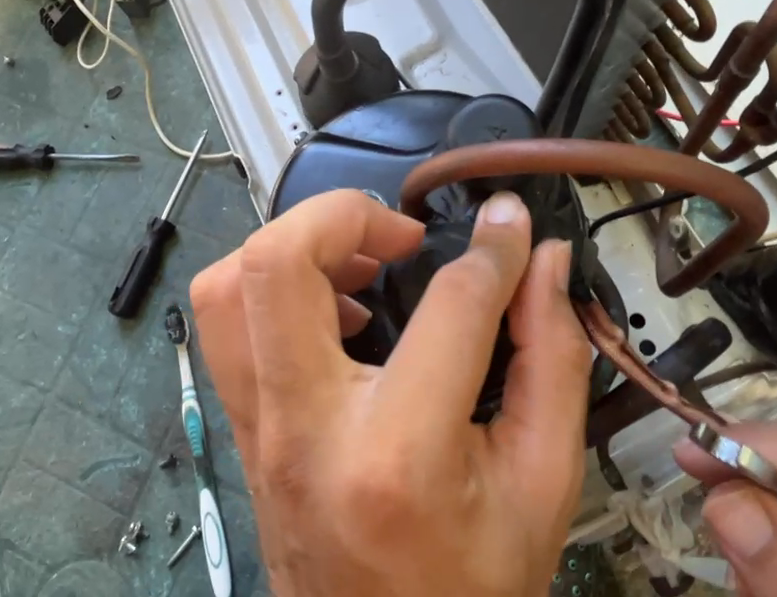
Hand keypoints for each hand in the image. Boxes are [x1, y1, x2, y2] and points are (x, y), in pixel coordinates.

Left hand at [190, 189, 592, 596]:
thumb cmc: (473, 585)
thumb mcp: (541, 483)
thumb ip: (551, 360)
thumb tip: (541, 259)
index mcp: (398, 452)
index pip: (448, 306)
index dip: (493, 250)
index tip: (510, 225)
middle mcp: (303, 428)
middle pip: (277, 264)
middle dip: (342, 216)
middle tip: (402, 236)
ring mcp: (258, 429)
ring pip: (226, 288)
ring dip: (293, 248)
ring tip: (360, 266)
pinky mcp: (244, 429)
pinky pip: (225, 325)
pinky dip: (271, 288)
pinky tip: (334, 312)